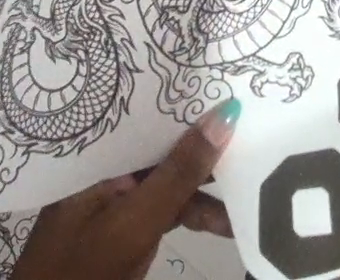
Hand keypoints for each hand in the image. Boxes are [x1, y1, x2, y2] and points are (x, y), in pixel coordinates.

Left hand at [11, 99, 240, 279]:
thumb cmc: (83, 271)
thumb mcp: (136, 220)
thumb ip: (180, 171)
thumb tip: (227, 113)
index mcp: (97, 152)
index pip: (148, 108)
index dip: (188, 95)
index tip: (231, 78)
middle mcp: (108, 165)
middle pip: (164, 139)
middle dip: (205, 134)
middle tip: (257, 119)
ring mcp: (119, 197)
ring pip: (173, 175)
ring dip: (209, 182)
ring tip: (254, 177)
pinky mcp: (131, 226)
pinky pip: (171, 205)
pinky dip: (198, 211)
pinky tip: (229, 221)